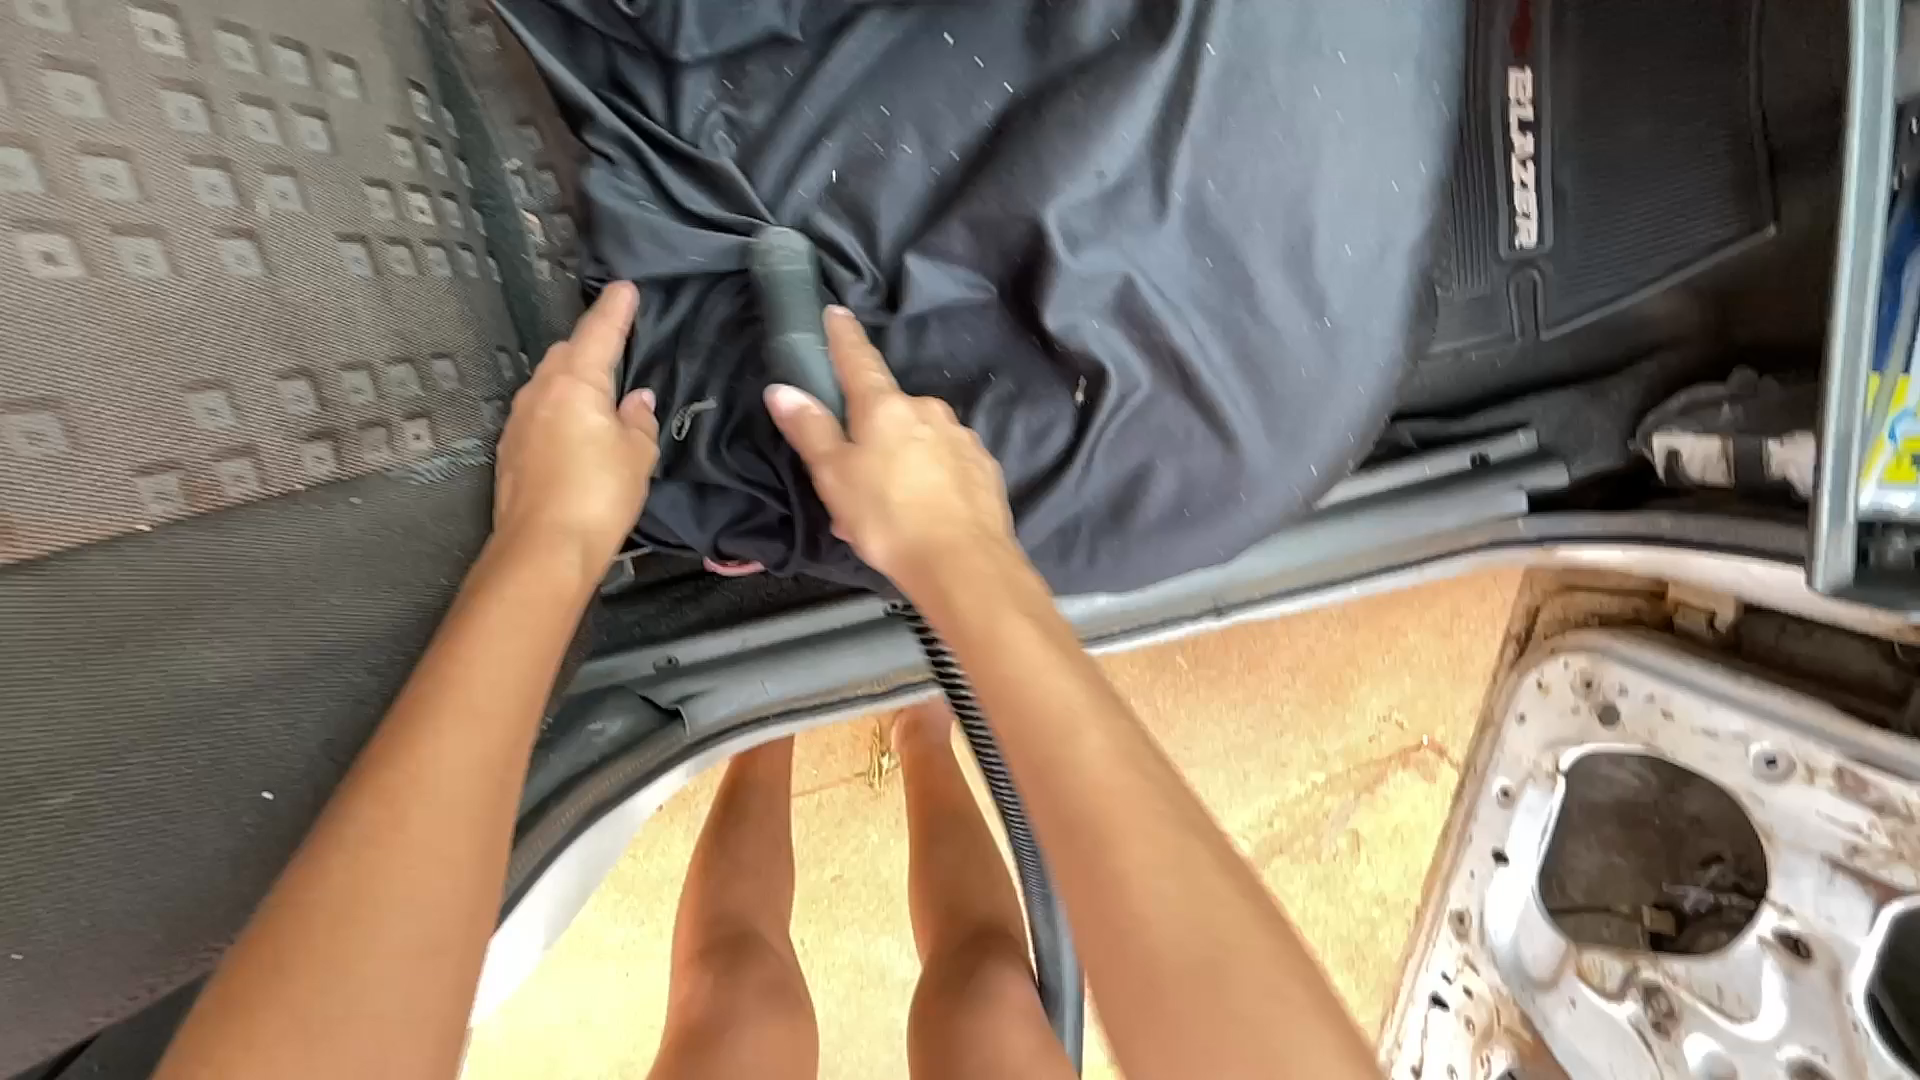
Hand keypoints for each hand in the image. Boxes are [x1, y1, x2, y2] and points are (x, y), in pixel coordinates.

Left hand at [493, 282, 656, 579]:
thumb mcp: (637, 455)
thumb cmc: (600, 494)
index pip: (599, 334)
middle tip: (617, 341)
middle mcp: (541, 392)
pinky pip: (541, 409)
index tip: (626, 288)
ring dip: (574, 376)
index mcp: (577, 384)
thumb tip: (638, 399)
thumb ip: (639, 420)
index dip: (616, 310)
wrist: (544, 546)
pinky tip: (577, 425)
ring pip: (549, 381)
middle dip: (591, 342)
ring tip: (599, 386)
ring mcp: (520, 419)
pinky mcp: (511, 447)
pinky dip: (561, 405)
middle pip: (567, 353)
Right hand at [764, 306, 1015, 590]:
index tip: (837, 313)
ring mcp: (961, 438)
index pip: (859, 360)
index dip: (843, 337)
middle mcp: (928, 411)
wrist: (964, 563)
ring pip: (919, 441)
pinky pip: (945, 464)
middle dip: (871, 434)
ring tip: (888, 506)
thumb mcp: (835, 477)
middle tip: (854, 477)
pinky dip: (930, 480)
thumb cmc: (889, 518)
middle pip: (890, 410)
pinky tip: (923, 511)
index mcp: (886, 407)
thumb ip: (810, 429)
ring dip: (901, 462)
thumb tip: (782, 388)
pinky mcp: (984, 467)